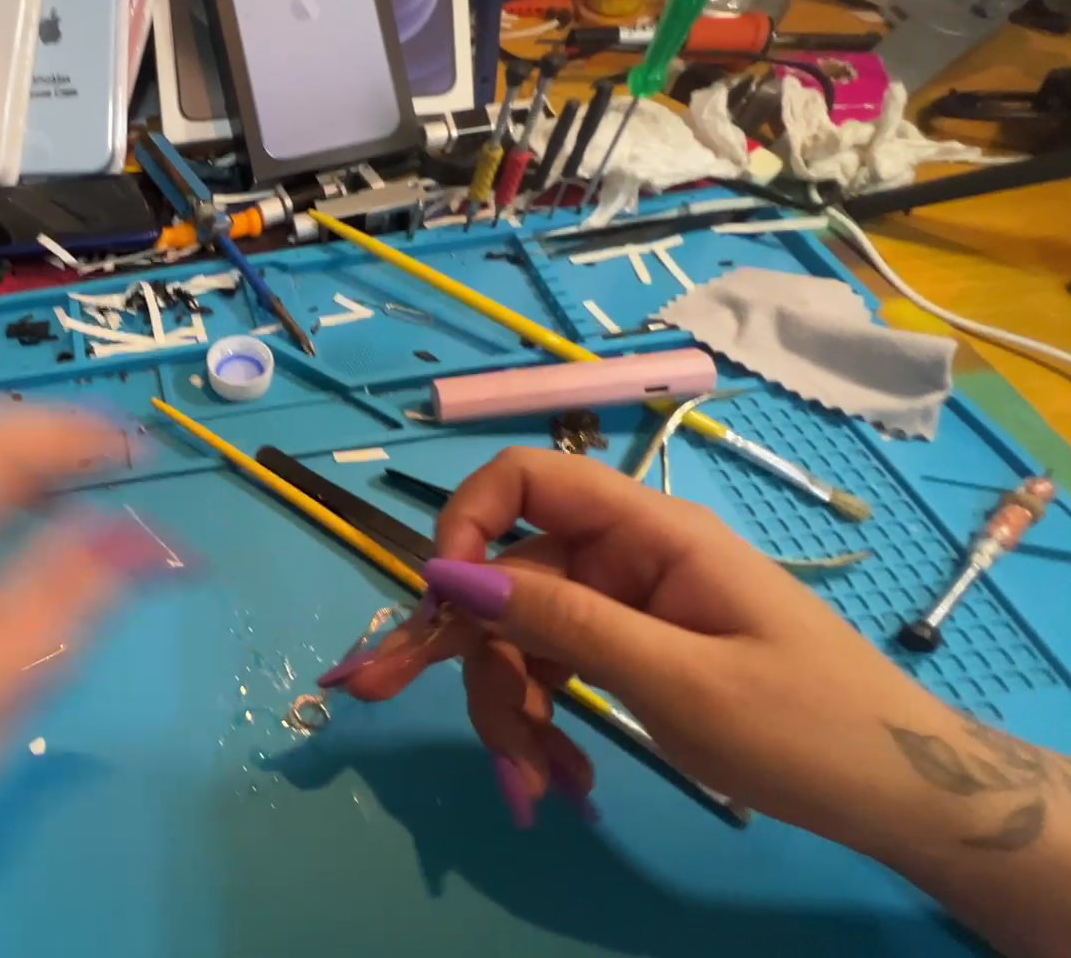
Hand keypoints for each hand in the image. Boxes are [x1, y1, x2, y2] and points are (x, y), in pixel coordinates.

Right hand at [319, 447, 963, 851]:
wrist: (904, 805)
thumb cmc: (810, 728)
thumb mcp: (677, 679)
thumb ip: (558, 619)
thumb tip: (447, 577)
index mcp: (644, 533)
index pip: (528, 478)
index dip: (468, 518)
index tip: (442, 591)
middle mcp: (614, 557)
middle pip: (501, 579)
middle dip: (452, 645)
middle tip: (377, 688)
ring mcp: (608, 605)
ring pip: (511, 636)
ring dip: (505, 707)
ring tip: (531, 781)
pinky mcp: (608, 648)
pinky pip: (540, 671)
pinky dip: (535, 722)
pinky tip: (557, 778)